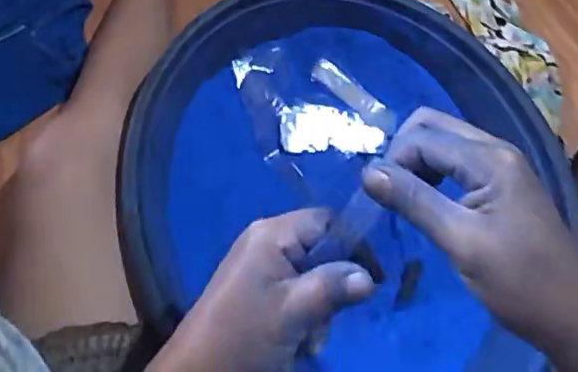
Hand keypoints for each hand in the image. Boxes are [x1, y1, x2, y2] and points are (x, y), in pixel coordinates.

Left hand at [152, 209, 373, 371]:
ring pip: (312, 277)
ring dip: (319, 310)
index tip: (376, 279)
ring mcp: (262, 264)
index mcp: (272, 232)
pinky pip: (296, 292)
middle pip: (320, 250)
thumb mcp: (293, 311)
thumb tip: (370, 275)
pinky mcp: (259, 288)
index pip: (325, 220)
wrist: (201, 366)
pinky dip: (304, 317)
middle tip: (325, 320)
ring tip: (307, 338)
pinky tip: (298, 342)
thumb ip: (332, 288)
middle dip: (332, 287)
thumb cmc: (246, 332)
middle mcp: (267, 239)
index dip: (353, 244)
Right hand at [359, 109, 577, 356]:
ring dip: (417, 160)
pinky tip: (430, 199)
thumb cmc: (522, 286)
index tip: (382, 198)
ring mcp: (503, 162)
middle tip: (392, 190)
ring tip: (407, 197)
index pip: (422, 138)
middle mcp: (496, 148)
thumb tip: (367, 172)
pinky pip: (456, 156)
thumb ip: (414, 201)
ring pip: (442, 138)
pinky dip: (434, 169)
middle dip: (403, 151)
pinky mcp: (504, 180)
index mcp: (490, 158)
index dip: (395, 162)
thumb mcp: (462, 244)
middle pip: (431, 125)